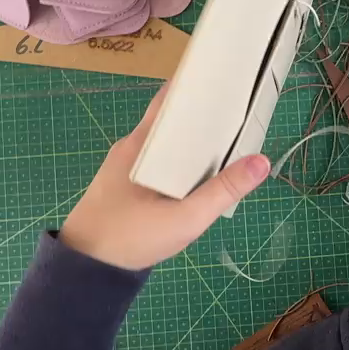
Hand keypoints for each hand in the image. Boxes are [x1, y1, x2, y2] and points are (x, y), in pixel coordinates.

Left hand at [60, 87, 270, 269]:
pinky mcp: (126, 185)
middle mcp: (132, 148)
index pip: (169, 100)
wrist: (86, 270)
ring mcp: (126, 167)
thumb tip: (262, 162)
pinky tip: (201, 174)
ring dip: (193, 142)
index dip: (195, 87)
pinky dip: (182, 161)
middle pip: (172, 121)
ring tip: (229, 142)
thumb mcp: (185, 217)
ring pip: (167, 144)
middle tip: (240, 115)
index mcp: (141, 144)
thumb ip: (224, 190)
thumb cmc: (131, 238)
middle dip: (204, 116)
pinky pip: (160, 162)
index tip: (225, 79)